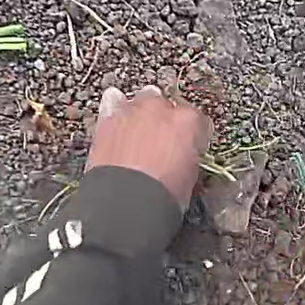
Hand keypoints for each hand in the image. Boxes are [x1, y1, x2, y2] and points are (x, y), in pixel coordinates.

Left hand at [86, 86, 211, 210]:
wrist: (127, 200)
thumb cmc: (164, 192)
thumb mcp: (190, 176)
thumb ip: (188, 155)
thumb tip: (182, 155)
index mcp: (188, 121)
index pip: (197, 121)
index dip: (193, 136)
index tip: (190, 147)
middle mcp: (161, 108)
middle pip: (167, 106)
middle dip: (166, 121)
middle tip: (163, 143)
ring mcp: (132, 111)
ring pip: (140, 104)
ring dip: (142, 116)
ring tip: (140, 136)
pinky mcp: (107, 120)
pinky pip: (113, 107)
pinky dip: (116, 114)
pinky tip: (118, 126)